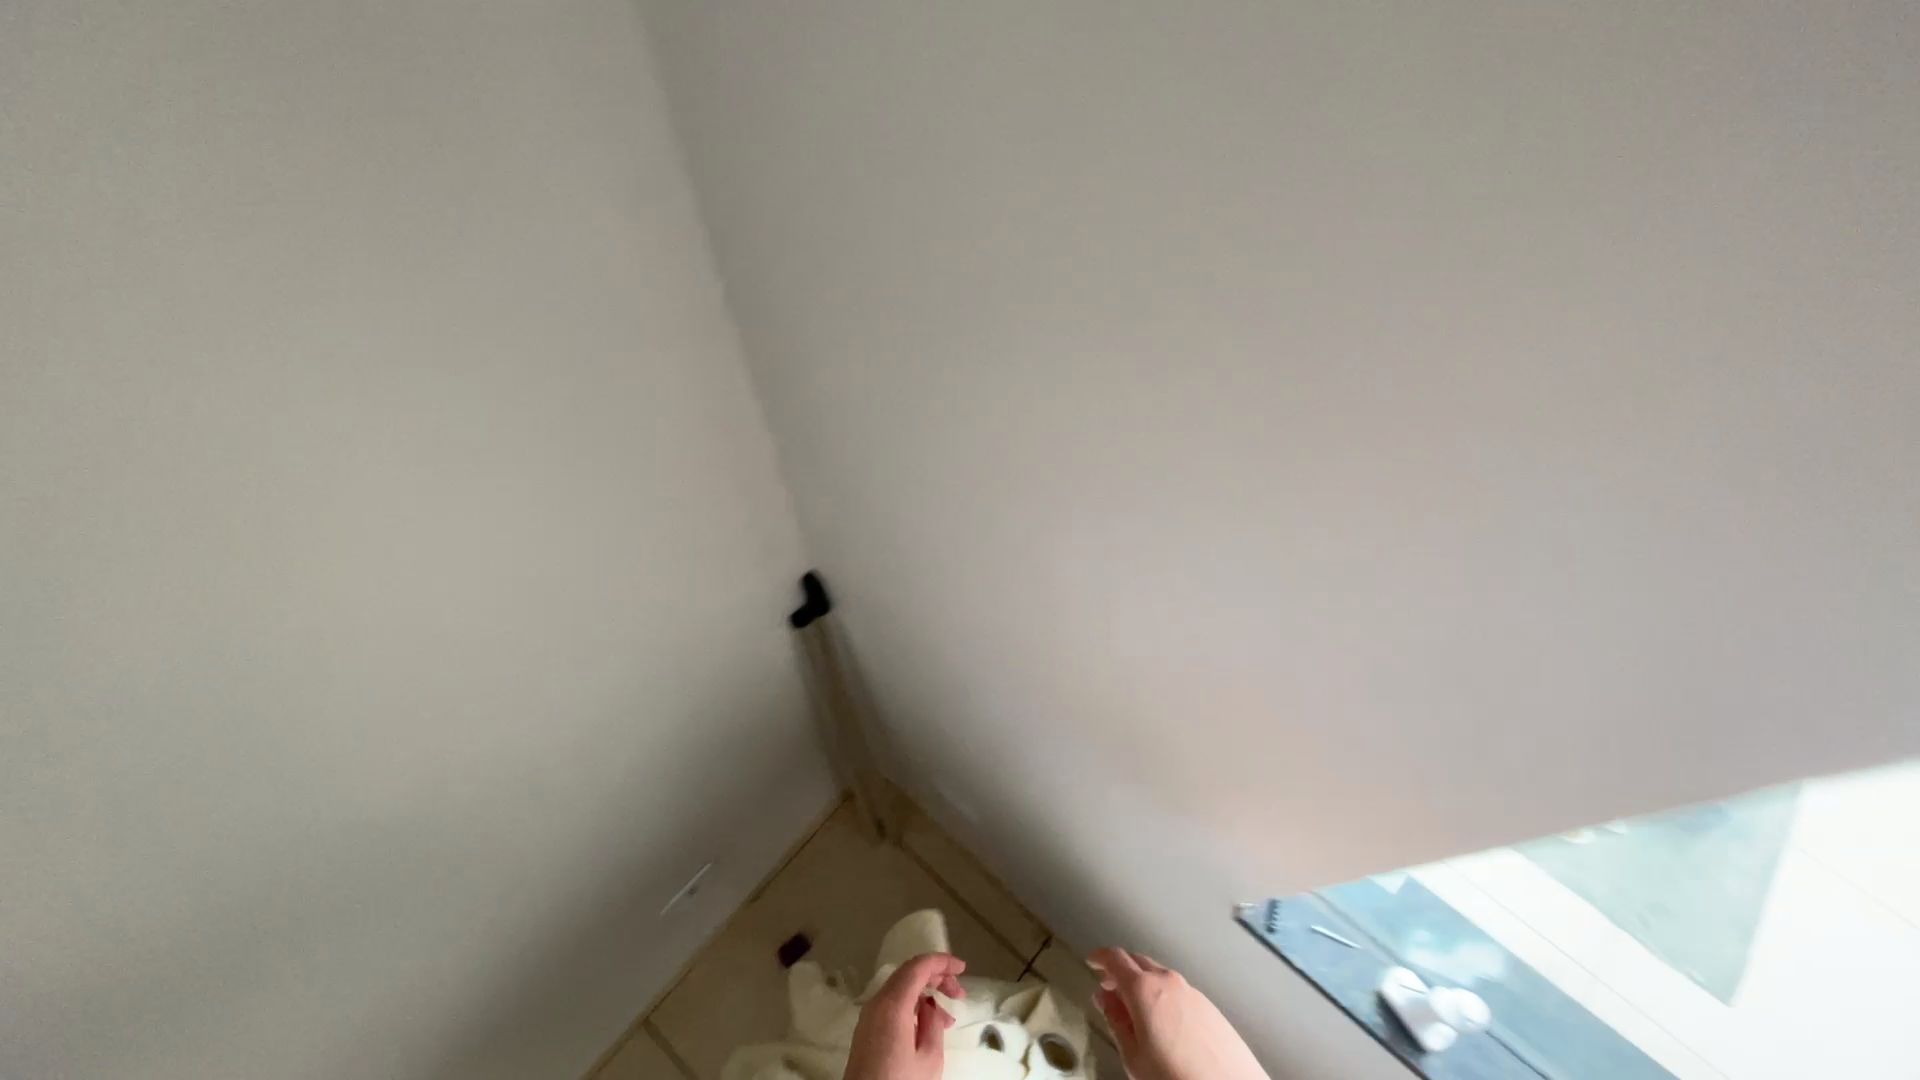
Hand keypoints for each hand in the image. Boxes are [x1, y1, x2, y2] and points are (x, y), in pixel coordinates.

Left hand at [843, 952, 966, 1079]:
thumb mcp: (929, 1059)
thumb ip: (933, 1024)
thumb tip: (929, 1005)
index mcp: (892, 1004)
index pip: (918, 966)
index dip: (942, 962)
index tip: (962, 969)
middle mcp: (876, 1002)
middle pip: (908, 973)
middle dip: (936, 976)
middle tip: (958, 993)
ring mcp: (868, 1016)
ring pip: (899, 988)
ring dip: (925, 993)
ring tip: (947, 1017)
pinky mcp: (866, 1030)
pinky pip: (891, 1004)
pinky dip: (911, 1005)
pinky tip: (926, 1025)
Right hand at [1088, 948, 1268, 1079]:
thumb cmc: (1175, 1078)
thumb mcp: (1135, 1057)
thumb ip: (1117, 1022)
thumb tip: (1105, 998)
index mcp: (1144, 989)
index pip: (1115, 959)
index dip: (1100, 957)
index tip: (1091, 961)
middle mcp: (1168, 980)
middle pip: (1137, 962)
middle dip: (1120, 970)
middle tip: (1108, 988)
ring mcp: (1192, 991)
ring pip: (1159, 975)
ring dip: (1142, 982)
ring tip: (1134, 1008)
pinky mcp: (1209, 1006)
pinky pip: (1178, 990)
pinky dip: (1162, 994)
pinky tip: (1163, 1020)